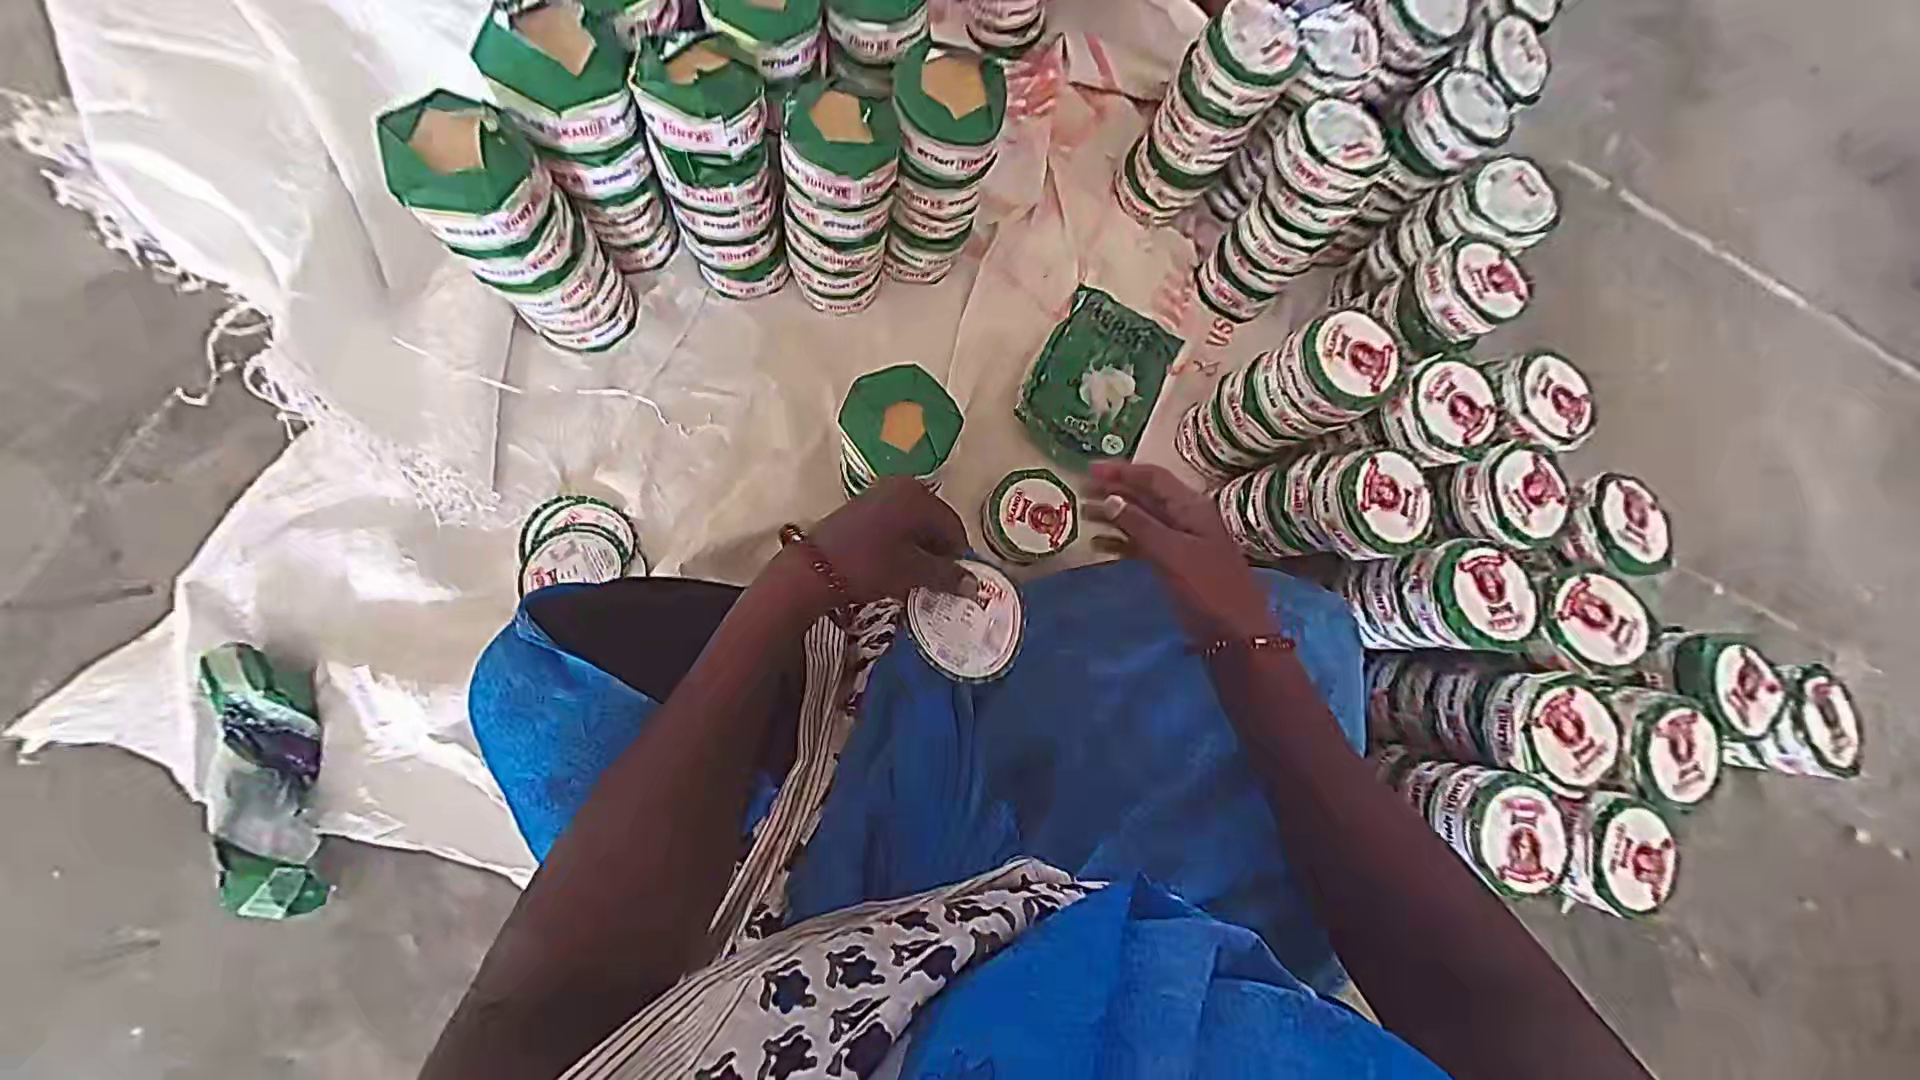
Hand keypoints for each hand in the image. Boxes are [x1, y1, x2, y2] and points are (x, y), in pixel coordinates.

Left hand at [778, 477, 972, 610]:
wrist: (813, 570)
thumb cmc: (869, 565)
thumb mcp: (913, 572)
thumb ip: (948, 575)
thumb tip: (975, 586)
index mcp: (918, 496)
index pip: (953, 525)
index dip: (960, 555)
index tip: (961, 579)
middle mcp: (901, 486)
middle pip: (934, 521)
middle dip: (941, 551)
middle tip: (942, 579)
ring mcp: (878, 493)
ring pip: (914, 523)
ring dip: (921, 548)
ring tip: (920, 575)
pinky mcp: (861, 506)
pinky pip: (895, 522)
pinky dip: (903, 542)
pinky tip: (898, 564)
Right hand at [1084, 462, 1277, 640]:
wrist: (1234, 633)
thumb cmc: (1206, 588)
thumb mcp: (1171, 552)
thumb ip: (1139, 524)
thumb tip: (1109, 498)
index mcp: (1191, 507)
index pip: (1153, 478)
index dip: (1122, 471)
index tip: (1091, 469)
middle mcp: (1186, 518)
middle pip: (1146, 496)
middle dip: (1114, 490)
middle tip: (1081, 489)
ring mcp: (1180, 541)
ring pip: (1142, 519)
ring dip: (1114, 515)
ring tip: (1083, 512)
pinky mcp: (1174, 563)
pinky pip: (1143, 543)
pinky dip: (1121, 540)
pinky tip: (1098, 543)